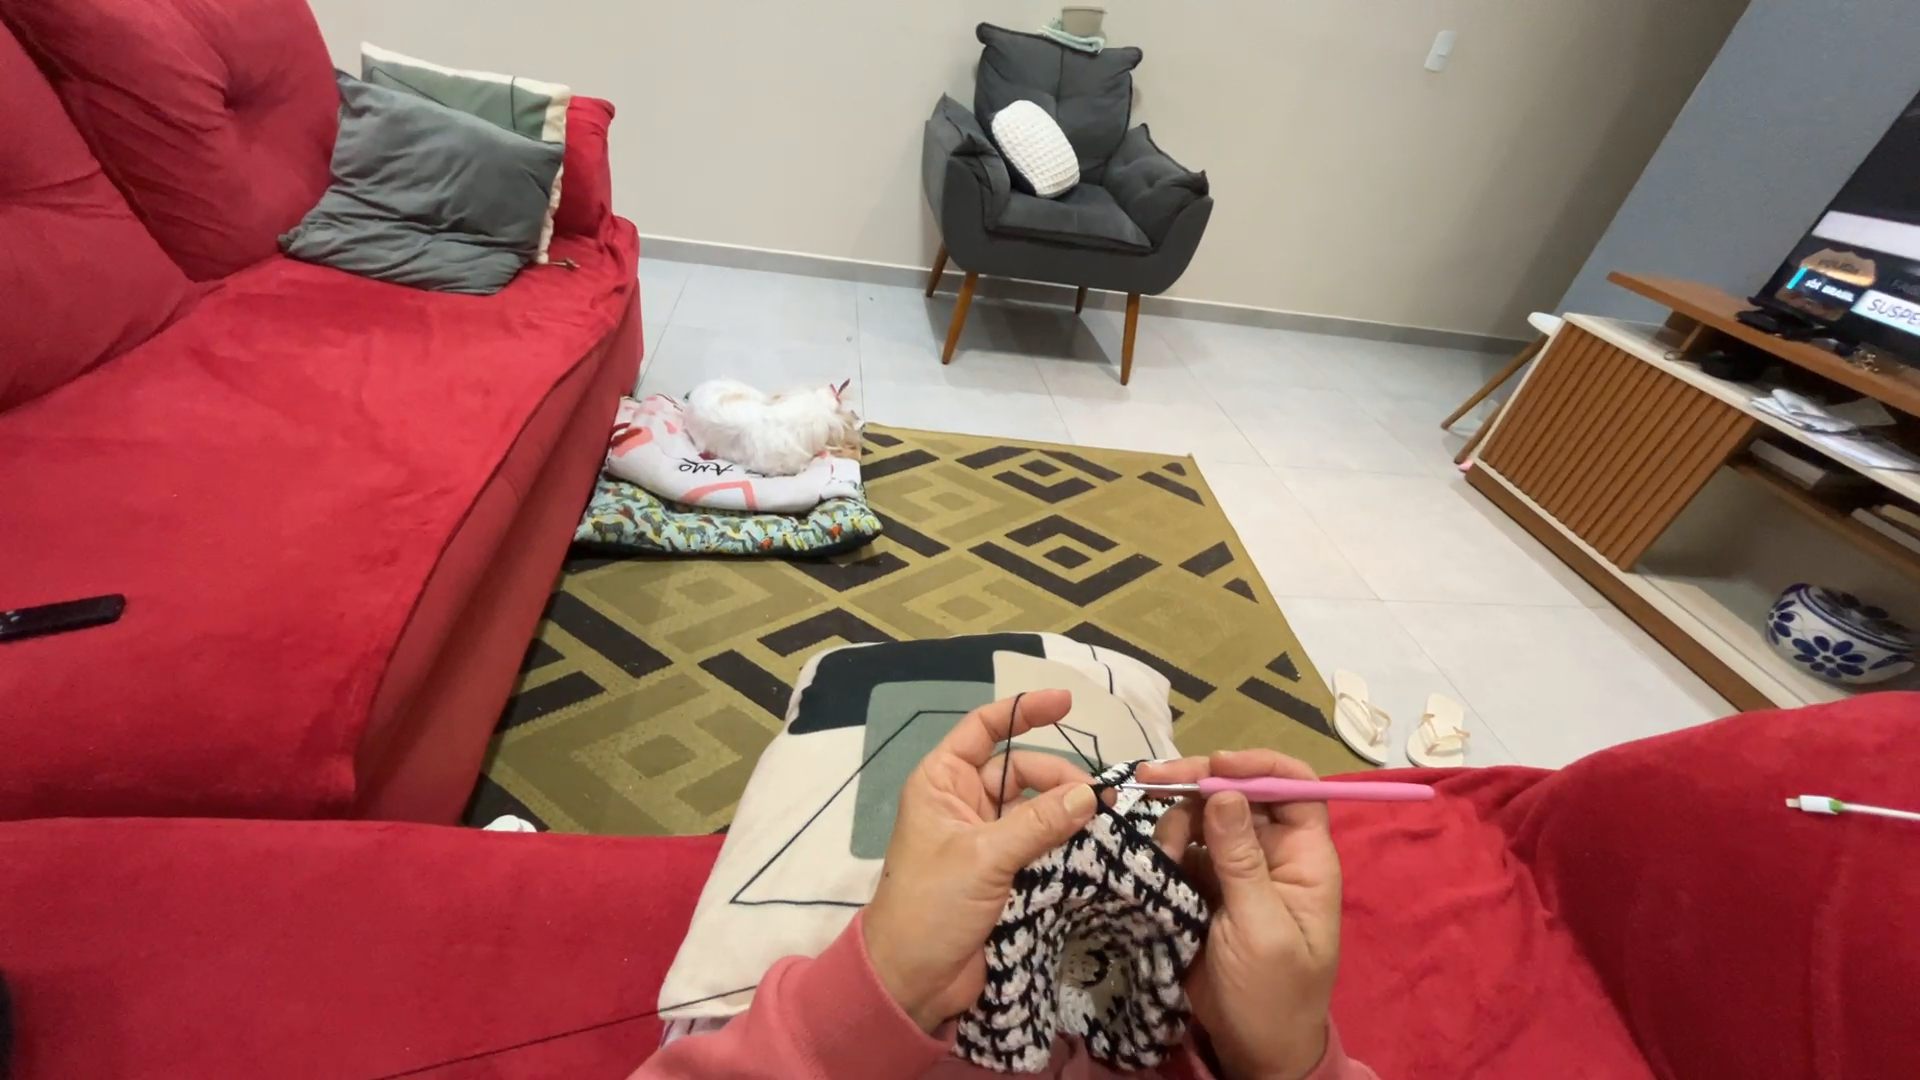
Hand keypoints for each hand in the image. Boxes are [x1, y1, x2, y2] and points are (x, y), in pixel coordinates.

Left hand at [863, 689, 1099, 1031]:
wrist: (911, 983)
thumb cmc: (932, 904)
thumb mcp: (984, 857)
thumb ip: (1039, 823)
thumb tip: (1091, 793)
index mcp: (942, 780)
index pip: (984, 728)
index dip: (1023, 710)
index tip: (1066, 702)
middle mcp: (962, 798)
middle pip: (1018, 768)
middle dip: (1056, 775)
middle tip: (1097, 799)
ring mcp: (981, 833)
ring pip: (1032, 804)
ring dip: (1063, 808)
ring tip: (1100, 820)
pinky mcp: (998, 867)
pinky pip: (1036, 838)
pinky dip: (1061, 836)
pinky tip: (1091, 841)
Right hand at [1136, 751, 1342, 1079]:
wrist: (1247, 1048)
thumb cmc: (1272, 994)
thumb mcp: (1260, 929)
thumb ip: (1242, 861)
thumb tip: (1224, 792)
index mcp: (1303, 858)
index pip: (1295, 788)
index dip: (1259, 766)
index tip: (1217, 763)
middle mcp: (1270, 850)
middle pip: (1237, 790)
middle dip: (1196, 780)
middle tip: (1148, 779)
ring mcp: (1234, 861)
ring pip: (1201, 811)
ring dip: (1175, 819)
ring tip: (1162, 854)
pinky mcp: (1202, 877)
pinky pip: (1181, 840)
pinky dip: (1164, 843)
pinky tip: (1157, 863)